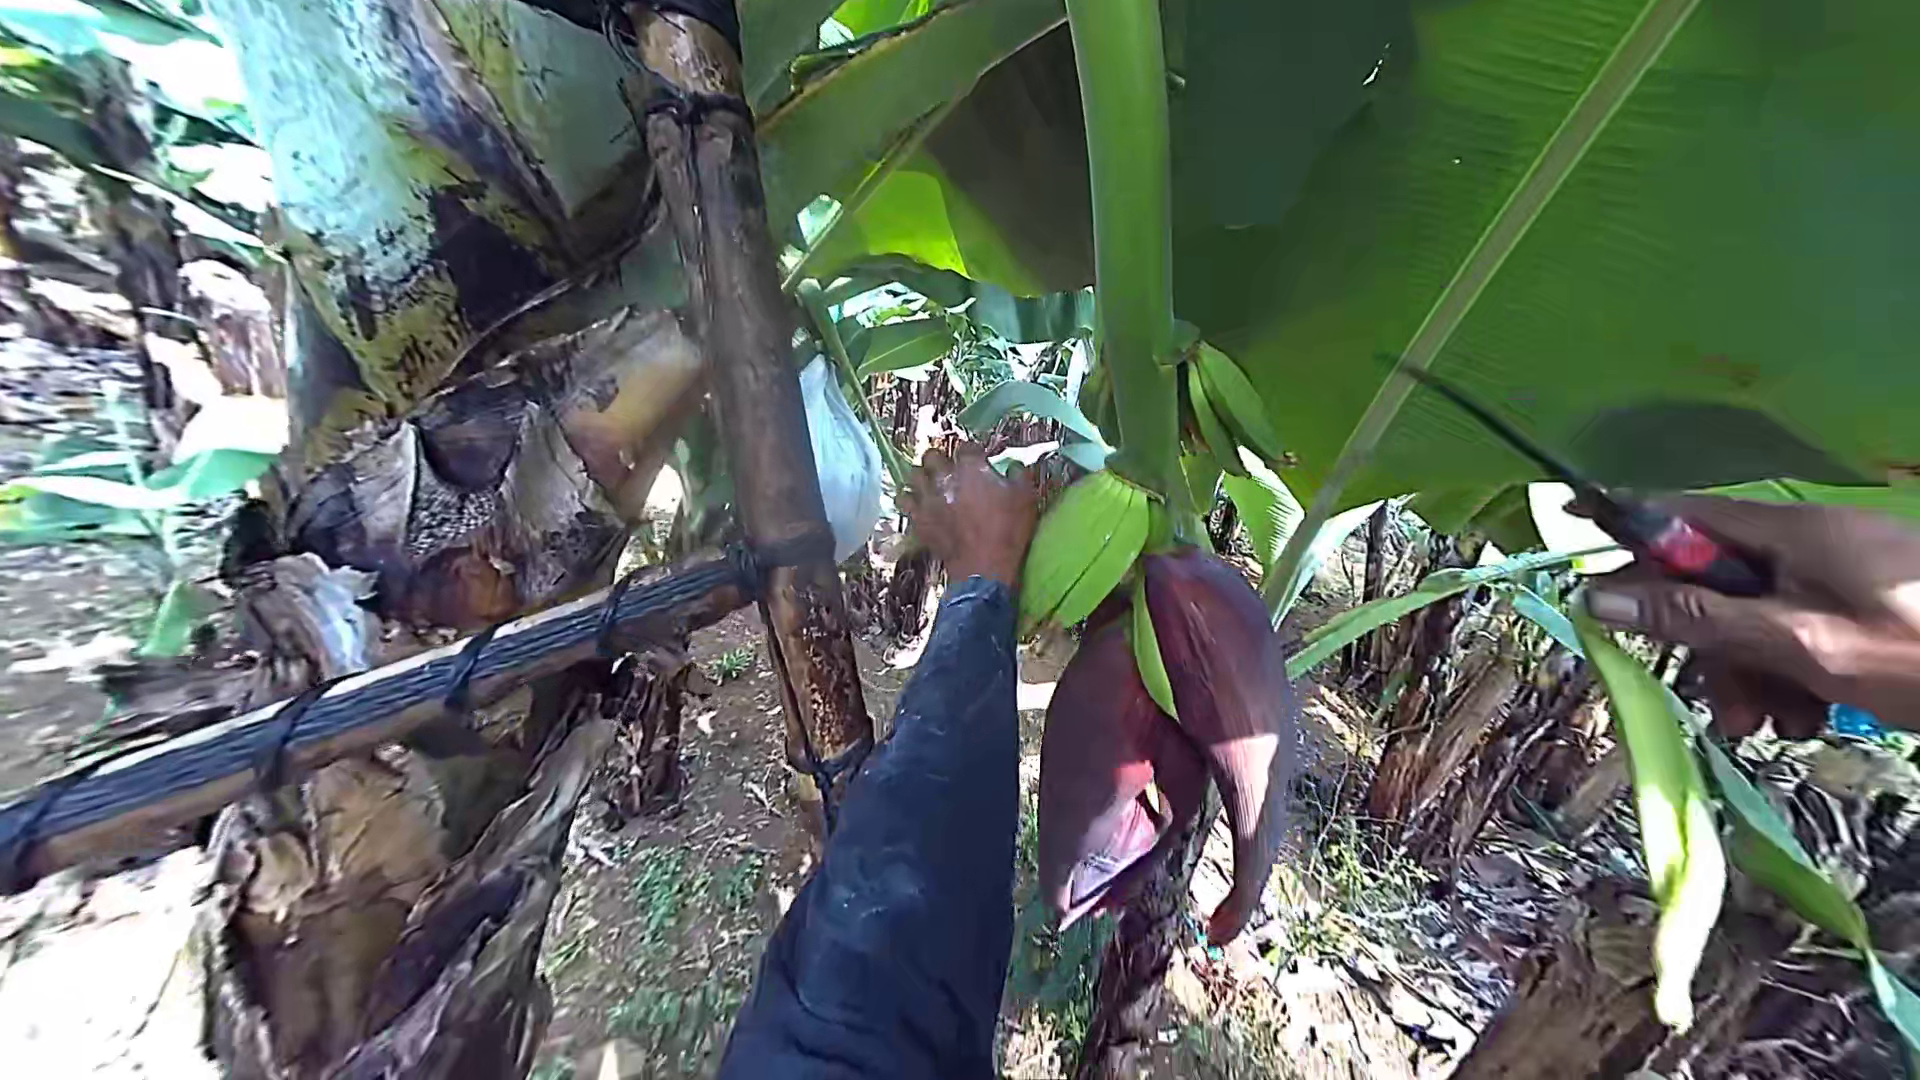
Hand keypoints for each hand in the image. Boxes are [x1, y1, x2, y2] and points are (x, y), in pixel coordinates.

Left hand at [901, 442, 1039, 590]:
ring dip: (922, 475)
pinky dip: (909, 499)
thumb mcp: (1026, 498)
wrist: (984, 565)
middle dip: (940, 458)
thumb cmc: (1008, 530)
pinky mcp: (918, 519)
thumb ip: (1019, 475)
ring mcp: (927, 498)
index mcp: (970, 468)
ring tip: (930, 482)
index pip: (966, 447)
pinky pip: (904, 501)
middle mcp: (944, 477)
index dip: (972, 451)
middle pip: (932, 456)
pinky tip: (917, 502)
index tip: (978, 459)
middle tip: (948, 468)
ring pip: (914, 474)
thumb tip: (1014, 466)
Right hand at [1583, 497, 1919, 735]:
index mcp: (1792, 535)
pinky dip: (1777, 670)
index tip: (1567, 518)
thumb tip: (1594, 598)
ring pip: (1744, 610)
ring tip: (1756, 721)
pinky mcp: (1864, 607)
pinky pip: (1788, 628)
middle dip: (1687, 632)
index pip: (1677, 509)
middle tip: (1688, 685)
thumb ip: (1691, 617)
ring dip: (1735, 666)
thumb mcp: (1801, 645)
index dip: (1619, 514)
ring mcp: (1840, 577)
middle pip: (1705, 574)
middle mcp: (1810, 546)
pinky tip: (1794, 712)